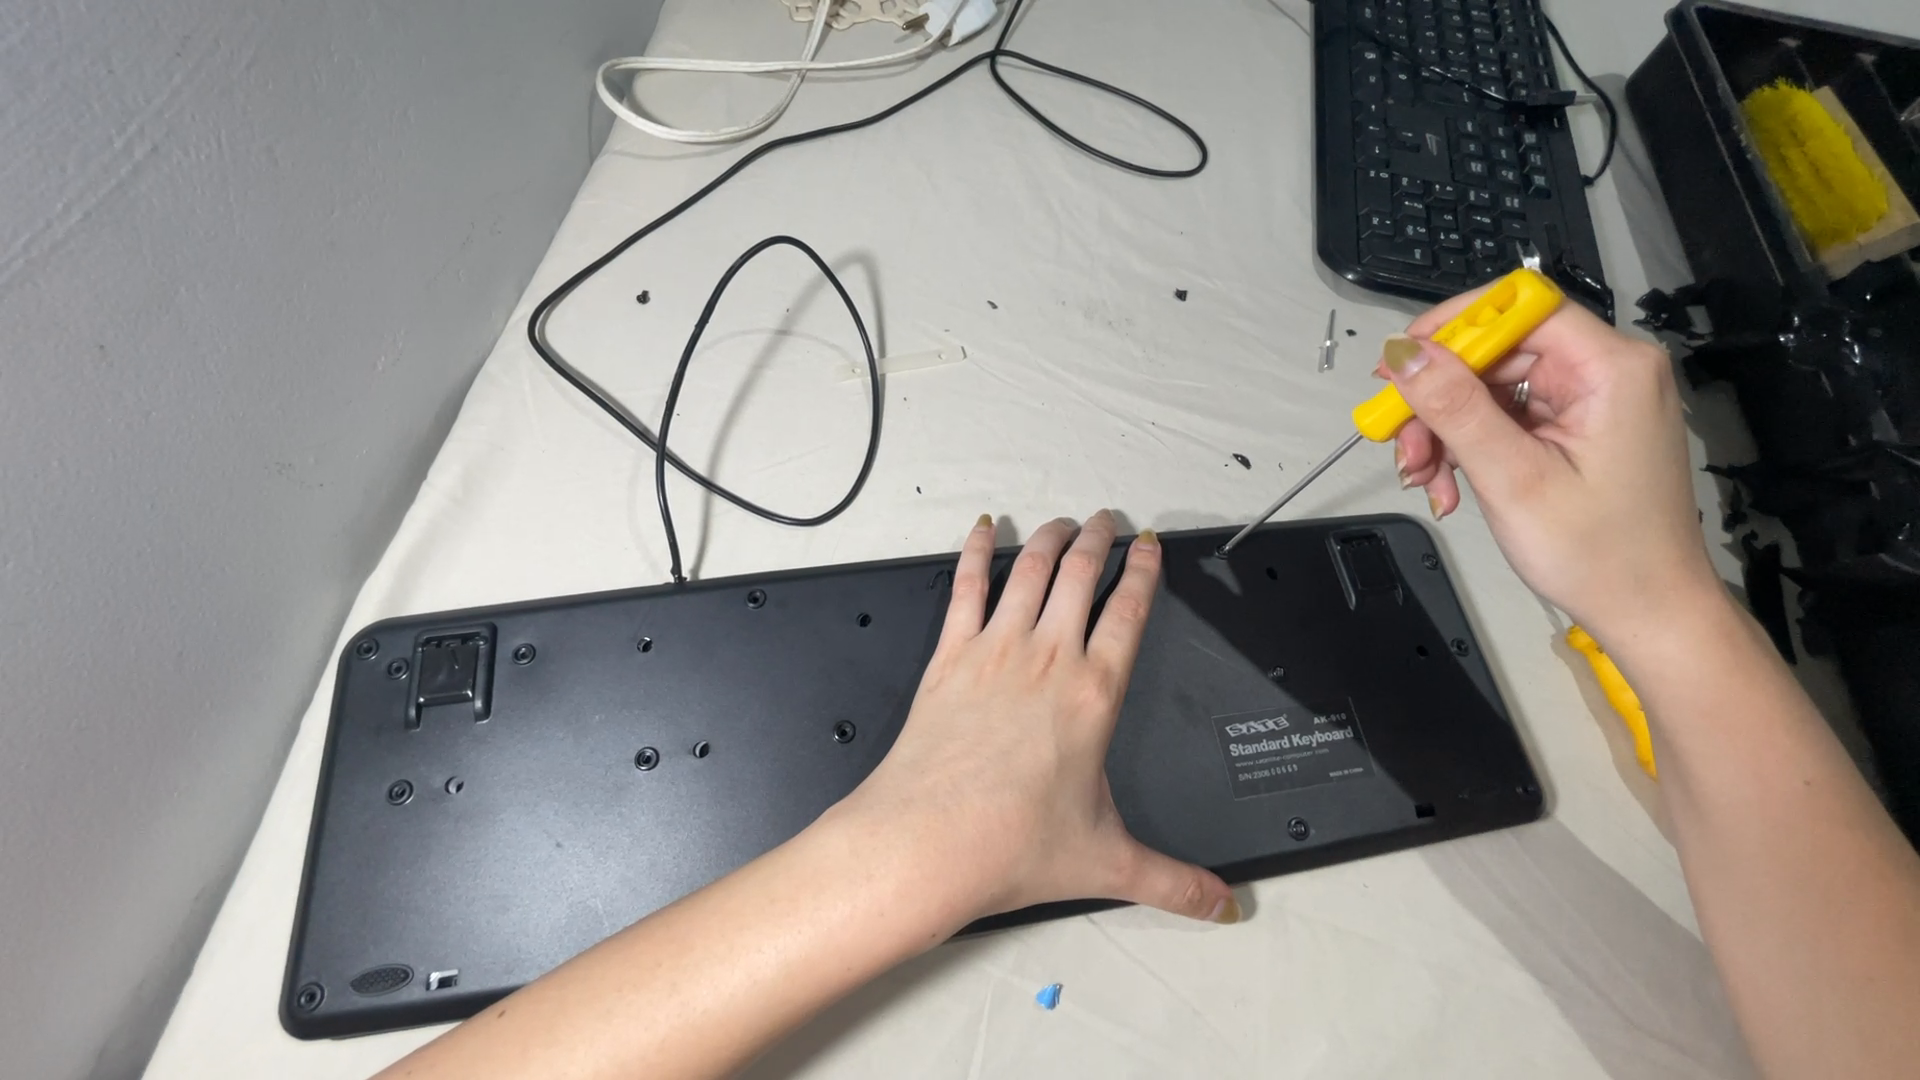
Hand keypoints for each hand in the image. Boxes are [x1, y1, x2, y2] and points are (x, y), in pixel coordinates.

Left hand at [826, 511, 1239, 929]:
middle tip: (1107, 519)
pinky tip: (983, 530)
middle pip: (1080, 576)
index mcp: (1092, 694)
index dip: (1143, 571)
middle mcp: (1046, 659)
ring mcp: (995, 649)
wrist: (929, 839)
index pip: (1129, 613)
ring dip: (1050, 539)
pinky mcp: (951, 654)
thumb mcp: (1107, 861)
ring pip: (1031, 571)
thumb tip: (1219, 904)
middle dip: (1098, 540)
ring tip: (1063, 522)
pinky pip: (968, 586)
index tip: (1148, 546)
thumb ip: (1172, 882)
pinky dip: (978, 552)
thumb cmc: (1009, 842)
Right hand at [1381, 296, 1720, 640]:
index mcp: (1610, 368)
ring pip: (1485, 390)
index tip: (1398, 364)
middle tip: (1401, 447)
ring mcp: (1584, 401)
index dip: (1452, 327)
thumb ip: (1455, 407)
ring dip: (1441, 432)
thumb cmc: (1595, 550)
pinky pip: (1497, 418)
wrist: (1643, 608)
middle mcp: (1602, 372)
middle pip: (1493, 355)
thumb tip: (1402, 352)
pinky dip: (1462, 448)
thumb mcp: (1511, 476)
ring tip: (1423, 480)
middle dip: (1436, 401)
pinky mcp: (1568, 427)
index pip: (1519, 309)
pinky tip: (1445, 484)